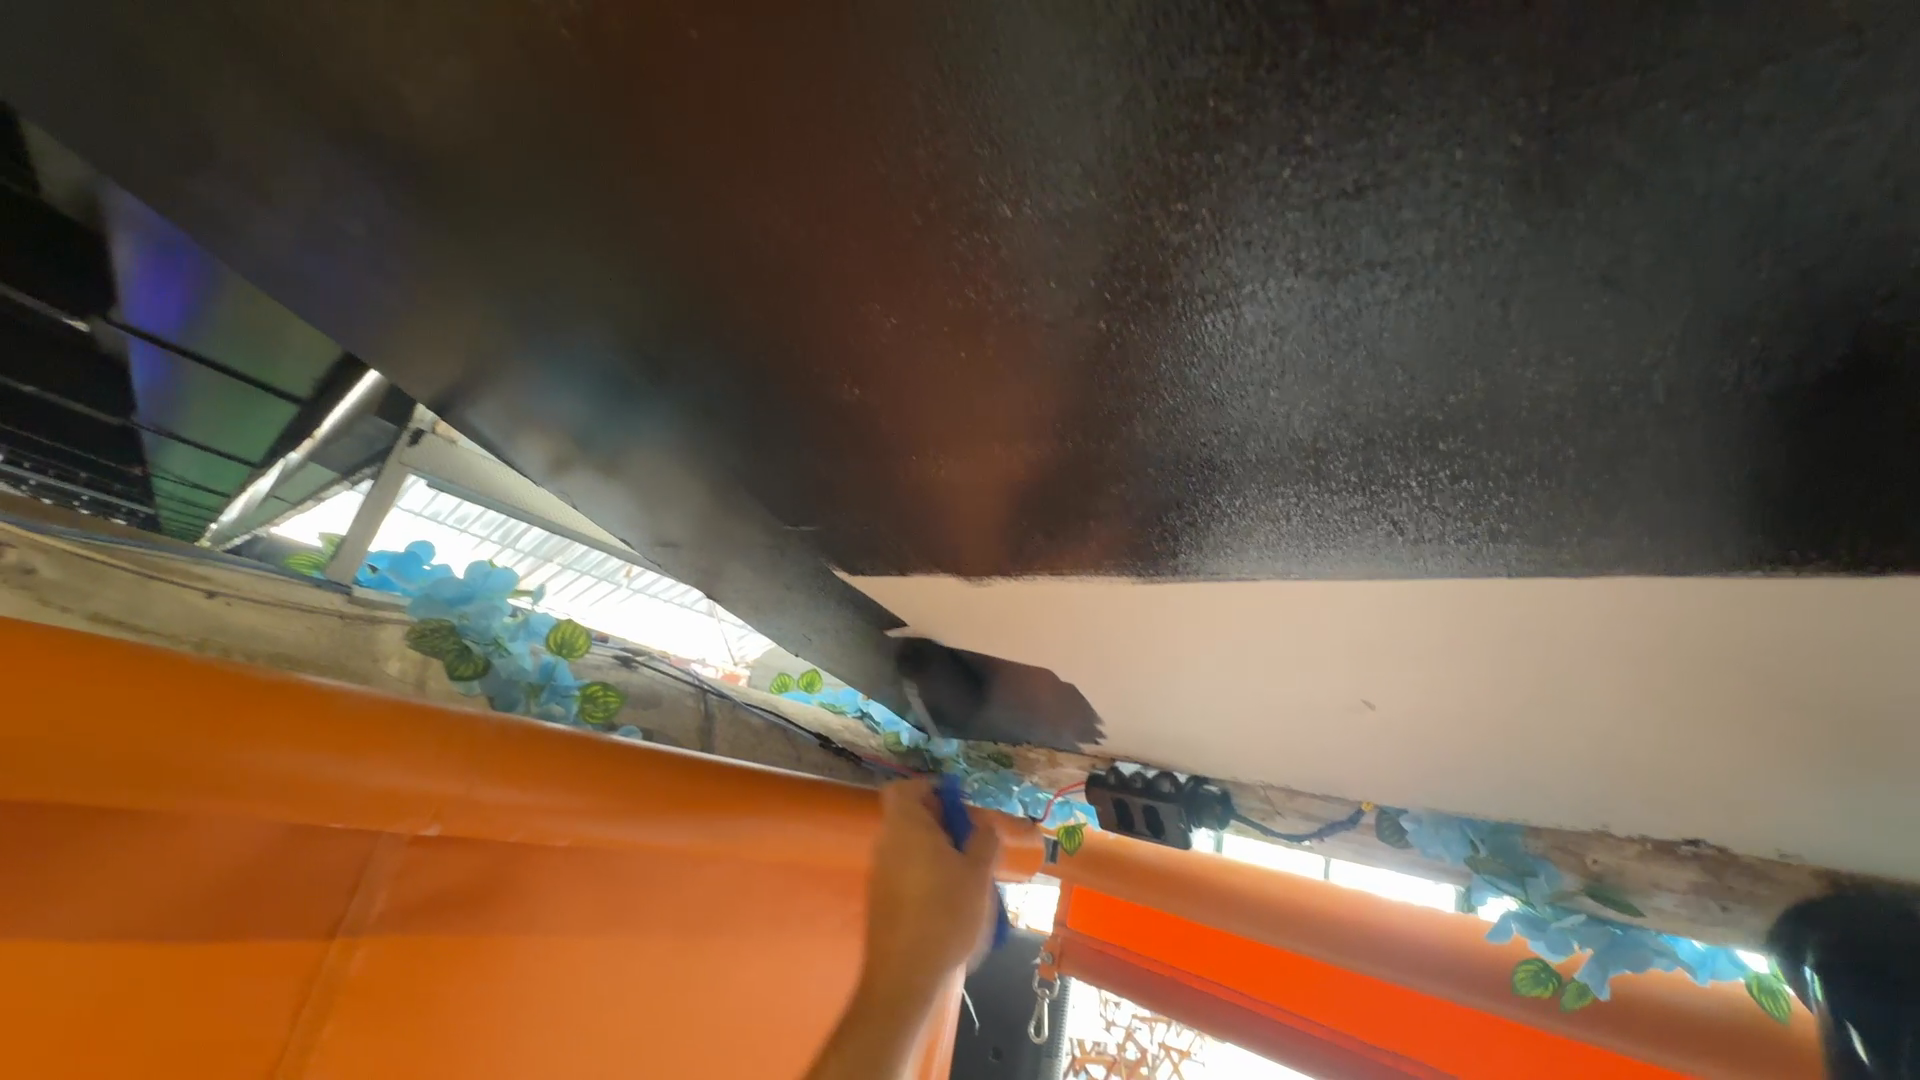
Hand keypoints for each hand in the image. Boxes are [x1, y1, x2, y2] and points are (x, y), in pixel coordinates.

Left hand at [860, 777, 1002, 1002]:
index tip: (960, 805)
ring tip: (967, 872)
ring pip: (909, 845)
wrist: (905, 975)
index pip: (906, 789)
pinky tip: (949, 899)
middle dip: (942, 822)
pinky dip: (925, 873)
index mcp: (906, 825)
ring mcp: (879, 871)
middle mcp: (886, 842)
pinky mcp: (880, 898)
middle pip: (910, 816)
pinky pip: (904, 870)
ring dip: (936, 849)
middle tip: (972, 841)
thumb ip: (984, 841)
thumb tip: (986, 824)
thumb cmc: (945, 914)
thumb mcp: (977, 874)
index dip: (931, 789)